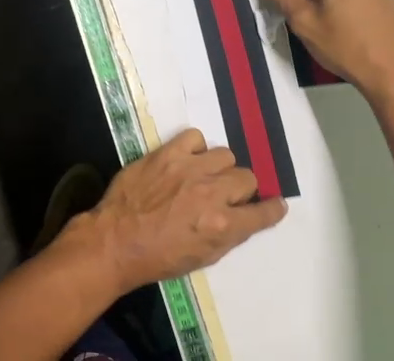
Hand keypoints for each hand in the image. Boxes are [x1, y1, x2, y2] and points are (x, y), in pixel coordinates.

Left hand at [55, 129, 285, 295]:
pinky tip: (187, 159)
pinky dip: (196, 147)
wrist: (117, 239)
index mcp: (222, 226)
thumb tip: (245, 217)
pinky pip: (195, 137)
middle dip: (241, 188)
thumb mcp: (204, 257)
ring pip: (225, 154)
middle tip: (227, 194)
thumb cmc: (159, 257)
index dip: (271, 209)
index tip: (275, 204)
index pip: (261, 213)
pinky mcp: (167, 153)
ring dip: (220, 167)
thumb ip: (228, 234)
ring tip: (205, 176)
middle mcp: (211, 194)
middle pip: (246, 177)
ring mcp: (189, 169)